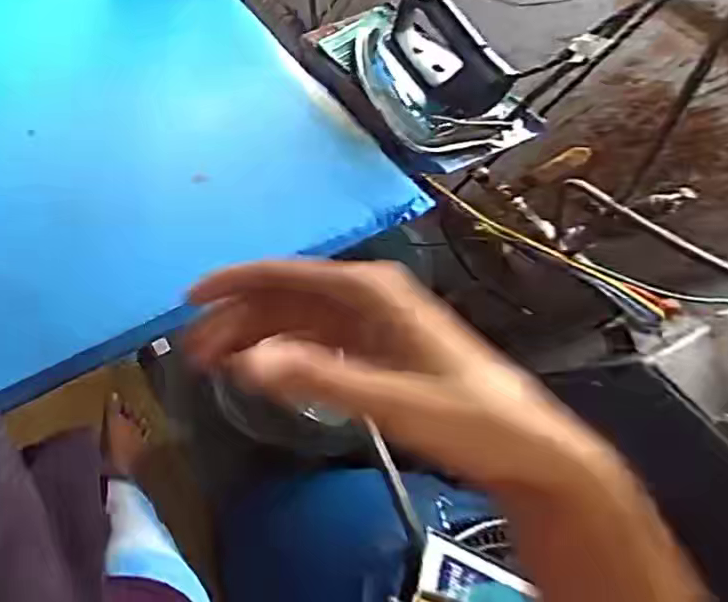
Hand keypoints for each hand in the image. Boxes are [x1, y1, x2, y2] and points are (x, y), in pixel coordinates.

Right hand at [184, 259, 621, 497]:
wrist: (535, 456)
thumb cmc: (473, 419)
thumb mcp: (397, 401)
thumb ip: (322, 378)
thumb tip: (249, 363)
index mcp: (367, 288)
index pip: (282, 273)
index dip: (232, 282)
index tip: (192, 298)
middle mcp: (359, 294)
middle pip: (278, 298)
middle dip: (234, 320)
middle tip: (195, 349)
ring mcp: (362, 320)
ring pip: (287, 319)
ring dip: (249, 338)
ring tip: (213, 364)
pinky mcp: (365, 346)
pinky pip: (305, 341)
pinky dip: (276, 354)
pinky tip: (256, 371)